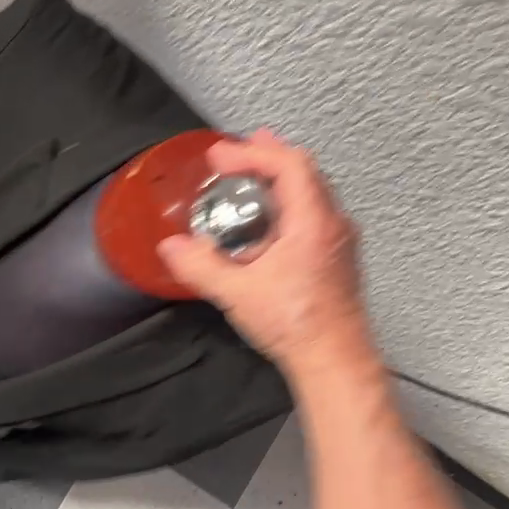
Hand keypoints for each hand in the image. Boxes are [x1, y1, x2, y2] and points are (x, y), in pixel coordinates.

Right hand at [158, 130, 374, 373]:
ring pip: (309, 194)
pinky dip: (284, 205)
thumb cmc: (296, 324)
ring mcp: (336, 242)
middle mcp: (331, 225)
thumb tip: (172, 247)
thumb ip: (200, 266)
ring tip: (248, 181)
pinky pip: (310, 216)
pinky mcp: (332, 260)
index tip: (220, 155)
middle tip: (238, 151)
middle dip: (267, 158)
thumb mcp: (236, 293)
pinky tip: (264, 223)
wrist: (332, 357)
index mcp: (312, 222)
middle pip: (303, 173)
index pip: (289, 166)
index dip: (252, 154)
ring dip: (276, 181)